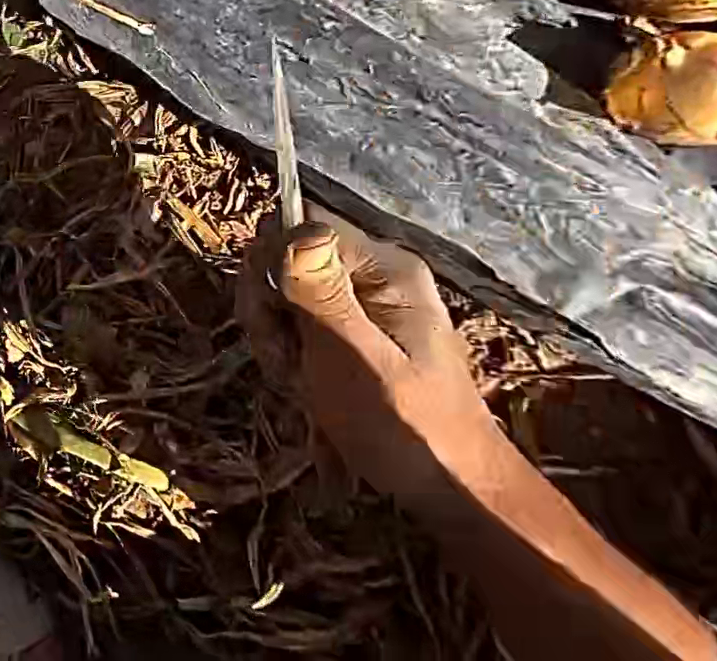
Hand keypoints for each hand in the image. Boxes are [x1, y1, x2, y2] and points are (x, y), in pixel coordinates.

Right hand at [235, 212, 505, 499]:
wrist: (450, 490)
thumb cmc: (407, 427)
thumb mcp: (355, 359)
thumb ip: (322, 294)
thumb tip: (297, 225)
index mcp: (384, 267)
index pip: (299, 225)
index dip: (270, 264)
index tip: (269, 317)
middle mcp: (370, 272)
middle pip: (283, 256)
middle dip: (266, 306)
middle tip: (281, 357)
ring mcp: (358, 300)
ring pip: (279, 290)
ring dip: (271, 334)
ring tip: (295, 379)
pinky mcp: (347, 327)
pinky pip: (292, 318)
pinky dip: (284, 349)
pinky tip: (300, 381)